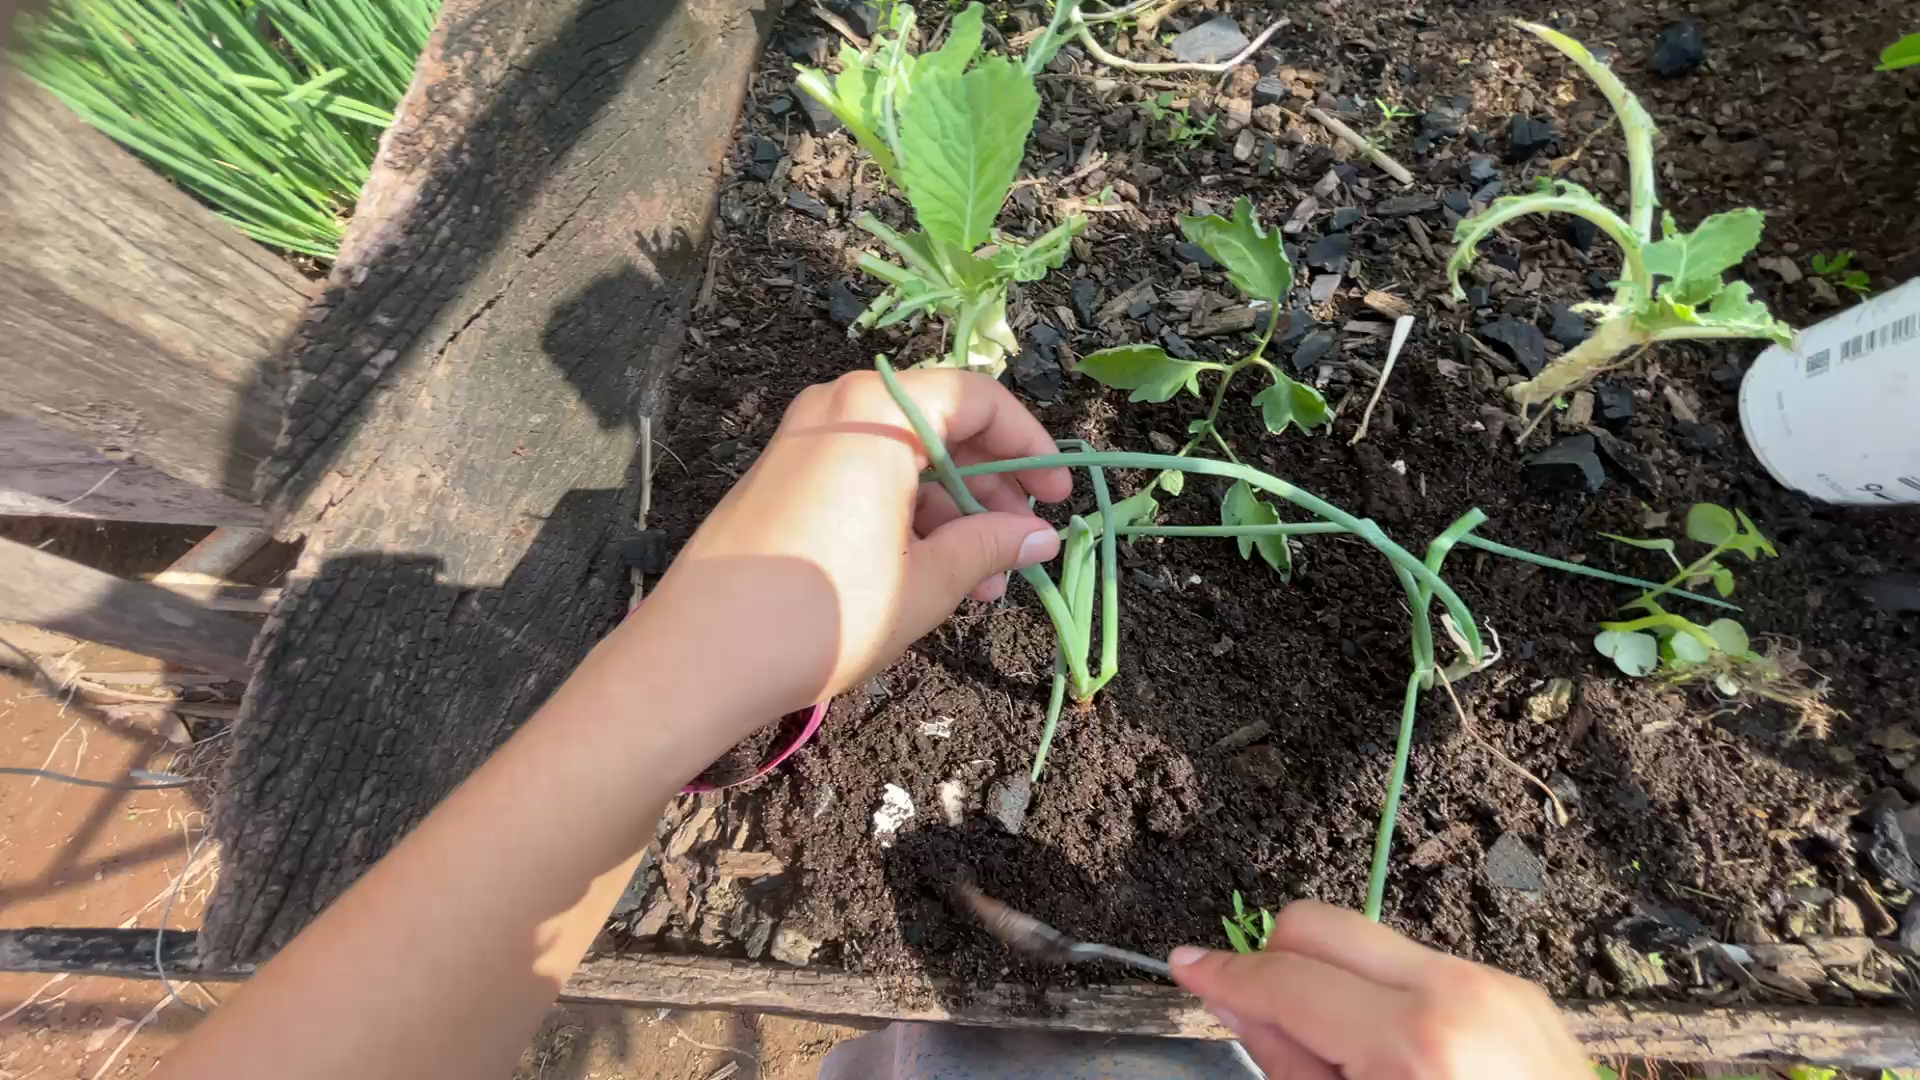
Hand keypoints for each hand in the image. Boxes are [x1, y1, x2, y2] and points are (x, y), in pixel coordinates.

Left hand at [629, 368, 1068, 720]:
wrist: (700, 659)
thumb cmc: (828, 610)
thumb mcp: (927, 581)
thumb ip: (991, 545)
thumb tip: (1042, 536)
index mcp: (878, 412)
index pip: (977, 399)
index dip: (1029, 444)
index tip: (1057, 494)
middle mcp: (839, 409)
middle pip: (941, 429)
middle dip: (992, 488)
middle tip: (1025, 542)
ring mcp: (807, 443)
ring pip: (905, 464)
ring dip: (953, 516)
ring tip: (986, 581)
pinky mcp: (787, 480)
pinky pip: (867, 483)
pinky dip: (908, 521)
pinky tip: (935, 574)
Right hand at [1170, 901, 1588, 1079]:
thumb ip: (1284, 1058)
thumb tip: (1231, 997)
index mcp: (1417, 1044)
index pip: (1284, 978)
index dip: (1222, 972)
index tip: (1183, 964)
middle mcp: (1456, 990)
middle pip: (1312, 921)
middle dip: (1276, 961)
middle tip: (1278, 1023)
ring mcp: (1492, 982)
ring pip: (1358, 935)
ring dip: (1329, 979)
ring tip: (1350, 1052)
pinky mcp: (1513, 987)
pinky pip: (1408, 960)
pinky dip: (1379, 993)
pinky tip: (1400, 1053)